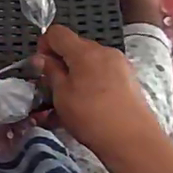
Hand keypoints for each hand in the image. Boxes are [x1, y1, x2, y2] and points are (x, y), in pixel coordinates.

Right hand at [33, 24, 166, 157]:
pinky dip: (92, 80)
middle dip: (61, 60)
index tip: (41, 67)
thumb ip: (50, 72)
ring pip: (90, 60)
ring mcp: (120, 64)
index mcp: (84, 51)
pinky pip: (104, 72)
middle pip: (75, 45)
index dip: (44, 45)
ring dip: (77, 72)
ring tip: (72, 98)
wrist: (132, 140)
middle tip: (53, 85)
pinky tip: (90, 103)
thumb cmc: (90, 116)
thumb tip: (42, 58)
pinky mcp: (129, 79)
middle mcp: (104, 51)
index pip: (57, 32)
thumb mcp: (61, 95)